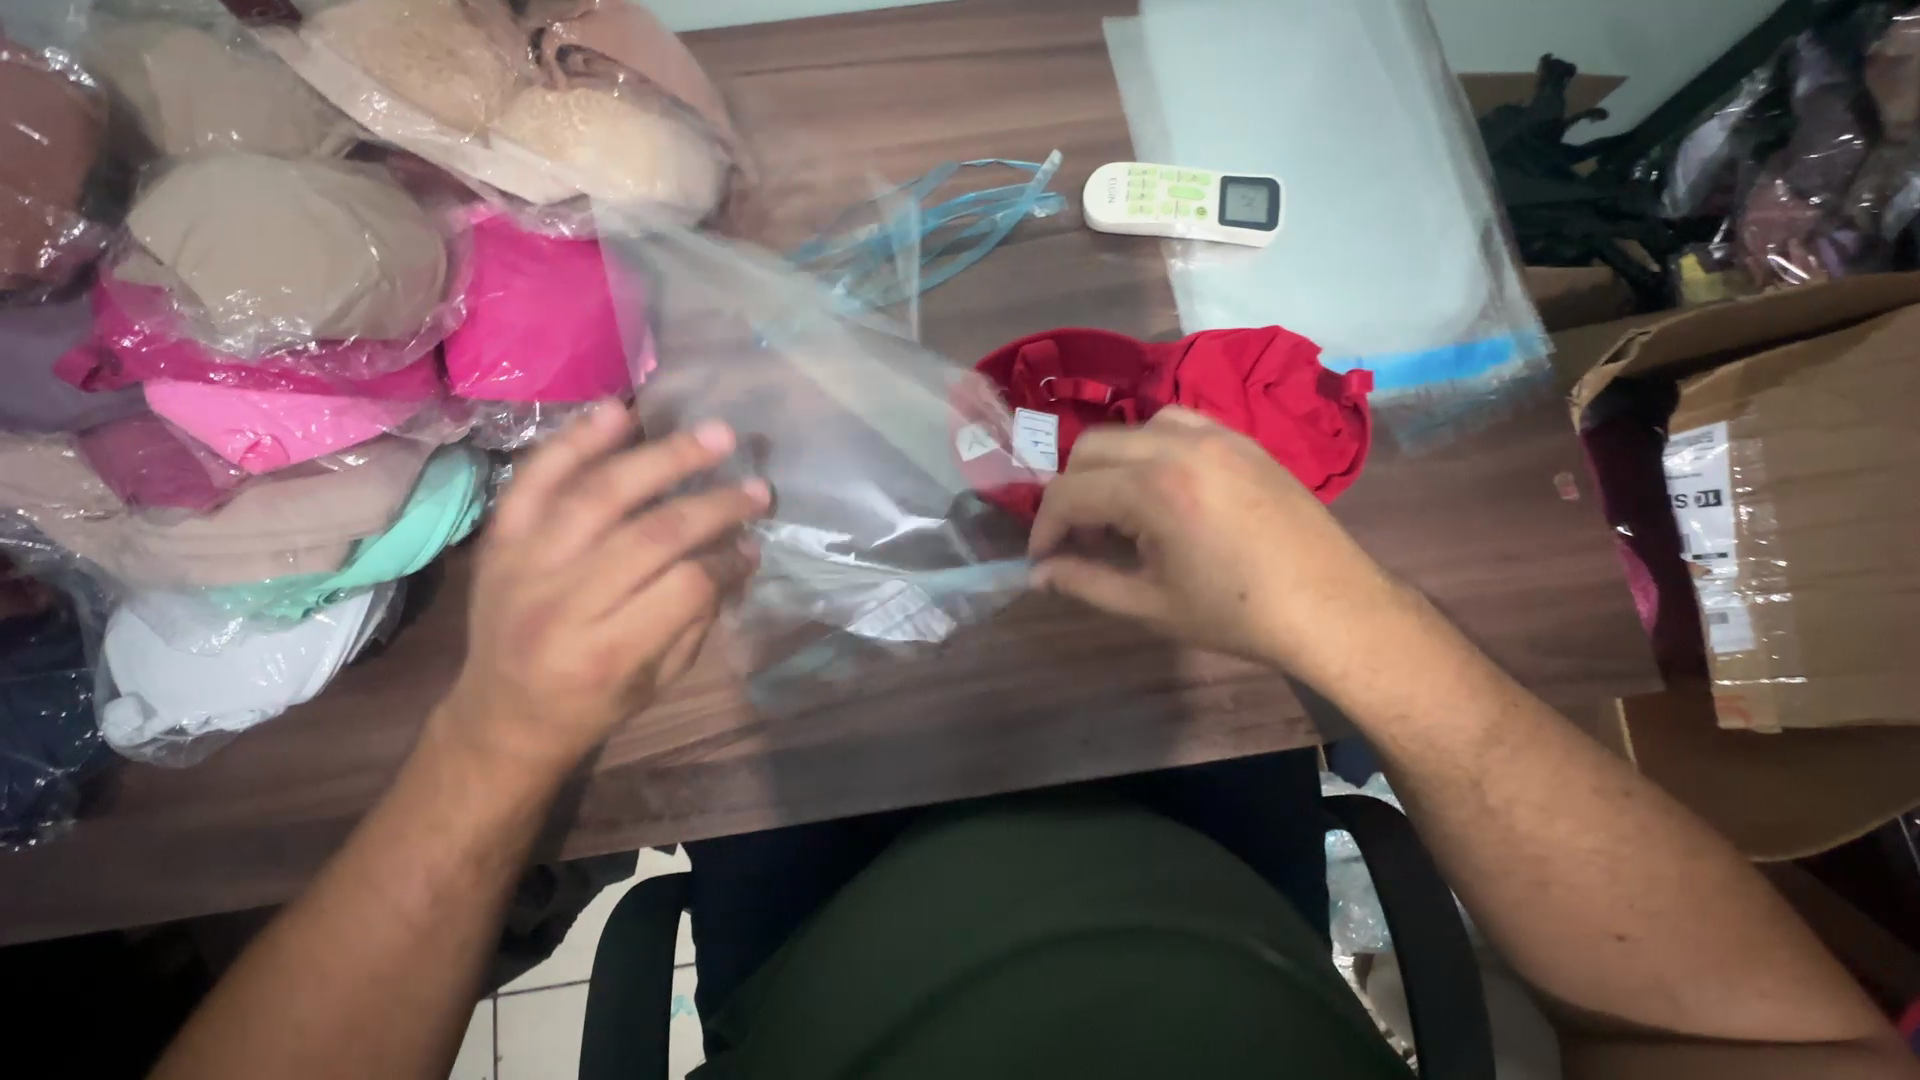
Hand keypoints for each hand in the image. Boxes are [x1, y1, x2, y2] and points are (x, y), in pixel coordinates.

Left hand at [437, 404, 768, 774]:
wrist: (502, 715)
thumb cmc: (593, 704)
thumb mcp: (661, 678)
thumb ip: (700, 615)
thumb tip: (741, 550)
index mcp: (607, 651)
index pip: (685, 586)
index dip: (728, 560)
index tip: (754, 544)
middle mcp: (562, 602)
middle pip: (650, 534)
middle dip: (713, 505)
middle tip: (755, 486)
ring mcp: (524, 564)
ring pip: (599, 494)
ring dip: (662, 458)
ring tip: (713, 436)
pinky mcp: (500, 540)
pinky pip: (535, 480)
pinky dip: (574, 442)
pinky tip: (618, 412)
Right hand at [1029, 406, 1405, 680]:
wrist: (1333, 608)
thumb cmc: (1237, 614)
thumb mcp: (1150, 606)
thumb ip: (1084, 582)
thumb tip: (1037, 574)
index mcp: (1153, 490)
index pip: (1070, 492)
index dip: (1045, 527)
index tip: (1043, 559)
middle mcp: (1179, 447)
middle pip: (1091, 447)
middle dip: (1071, 492)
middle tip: (1080, 539)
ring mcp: (1216, 436)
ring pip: (1132, 429)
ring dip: (1110, 464)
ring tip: (1120, 511)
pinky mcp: (1243, 440)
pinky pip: (1178, 423)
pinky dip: (1151, 447)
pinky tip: (1162, 485)